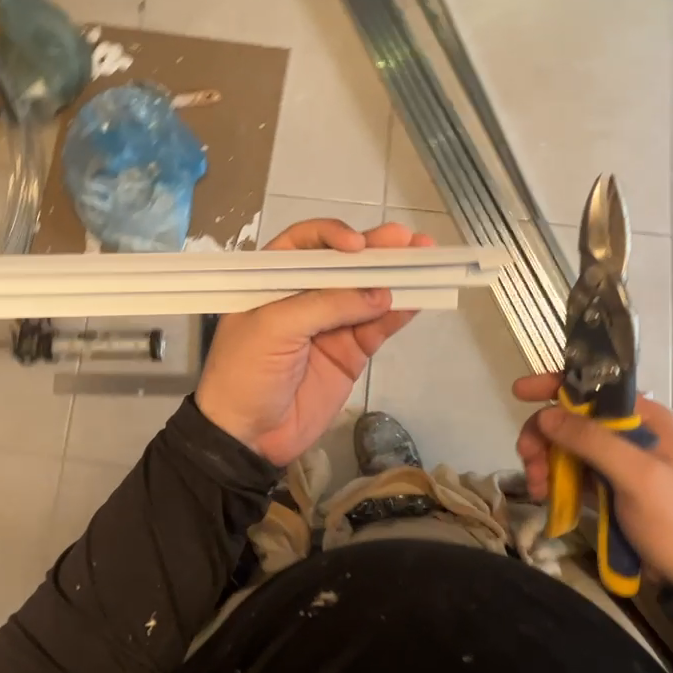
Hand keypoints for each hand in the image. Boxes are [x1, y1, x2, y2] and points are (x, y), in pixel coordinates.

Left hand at [196, 219, 434, 466]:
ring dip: (396, 275)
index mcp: (273, 279)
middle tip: (408, 240)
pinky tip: (419, 298)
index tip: (357, 245)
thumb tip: (381, 293)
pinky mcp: (350, 352)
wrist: (247, 437)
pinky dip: (399, 312)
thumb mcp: (274, 328)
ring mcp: (330, 323)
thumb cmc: (245, 372)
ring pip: (367, 292)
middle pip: (344, 263)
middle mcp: (304, 294)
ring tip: (426, 260)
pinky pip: (378, 326)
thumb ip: (325, 305)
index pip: (306, 243)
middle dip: (376, 249)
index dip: (333, 235)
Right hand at [512, 373, 672, 585]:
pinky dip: (551, 478)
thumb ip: (593, 442)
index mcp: (644, 418)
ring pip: (564, 445)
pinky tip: (543, 494)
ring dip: (543, 459)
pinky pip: (568, 471)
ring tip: (535, 484)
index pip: (593, 388)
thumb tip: (545, 415)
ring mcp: (615, 460)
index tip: (520, 393)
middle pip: (570, 418)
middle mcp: (628, 432)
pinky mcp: (604, 485)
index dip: (554, 386)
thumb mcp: (638, 477)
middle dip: (543, 434)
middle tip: (526, 456)